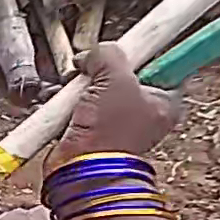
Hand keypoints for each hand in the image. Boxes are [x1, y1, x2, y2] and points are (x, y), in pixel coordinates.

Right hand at [47, 44, 180, 169]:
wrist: (80, 168)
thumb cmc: (109, 131)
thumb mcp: (116, 80)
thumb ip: (109, 56)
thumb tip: (94, 52)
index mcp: (164, 100)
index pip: (158, 65)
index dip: (137, 56)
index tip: (120, 52)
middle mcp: (140, 112)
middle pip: (118, 77)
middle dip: (95, 73)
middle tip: (86, 73)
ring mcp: (111, 123)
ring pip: (93, 91)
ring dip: (74, 89)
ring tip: (66, 92)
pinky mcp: (86, 132)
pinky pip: (74, 107)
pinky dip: (62, 104)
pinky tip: (55, 103)